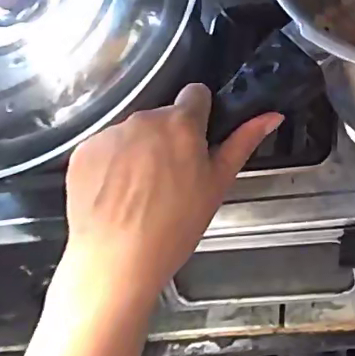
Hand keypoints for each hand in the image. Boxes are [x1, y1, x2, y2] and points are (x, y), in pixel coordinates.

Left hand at [59, 83, 282, 302]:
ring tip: (143, 190)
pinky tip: (118, 193)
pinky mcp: (84, 150)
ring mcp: (110, 134)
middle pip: (163, 115)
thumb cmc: (173, 227)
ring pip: (134, 131)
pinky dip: (111, 164)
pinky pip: (104, 146)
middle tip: (173, 176)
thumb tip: (270, 116)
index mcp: (182, 123)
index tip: (197, 139)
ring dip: (140, 149)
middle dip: (169, 137)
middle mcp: (144, 119)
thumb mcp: (218, 184)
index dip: (200, 116)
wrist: (116, 261)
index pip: (196, 94)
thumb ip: (244, 142)